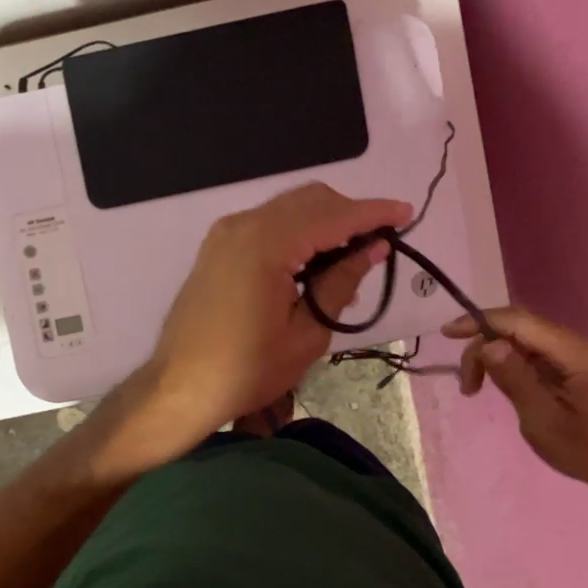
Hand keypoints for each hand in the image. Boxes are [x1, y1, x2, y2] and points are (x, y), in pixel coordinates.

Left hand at [145, 183, 411, 433]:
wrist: (179, 387)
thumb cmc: (245, 371)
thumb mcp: (306, 334)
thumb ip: (340, 283)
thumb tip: (373, 248)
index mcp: (266, 245)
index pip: (333, 216)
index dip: (373, 213)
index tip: (408, 214)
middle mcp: (243, 226)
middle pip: (310, 200)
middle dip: (350, 214)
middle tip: (382, 242)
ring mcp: (225, 234)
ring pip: (288, 209)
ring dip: (325, 222)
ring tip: (354, 256)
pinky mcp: (217, 248)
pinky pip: (268, 224)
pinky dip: (298, 232)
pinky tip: (315, 262)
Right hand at [443, 307, 587, 509]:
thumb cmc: (585, 450)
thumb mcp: (543, 419)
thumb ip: (516, 380)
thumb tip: (488, 344)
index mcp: (575, 353)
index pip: (520, 321)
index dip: (481, 321)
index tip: (447, 335)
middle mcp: (576, 346)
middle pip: (518, 327)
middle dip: (483, 345)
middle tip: (467, 384)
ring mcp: (575, 356)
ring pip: (521, 340)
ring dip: (492, 356)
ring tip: (475, 389)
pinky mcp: (570, 368)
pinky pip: (531, 354)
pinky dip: (506, 364)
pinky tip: (497, 384)